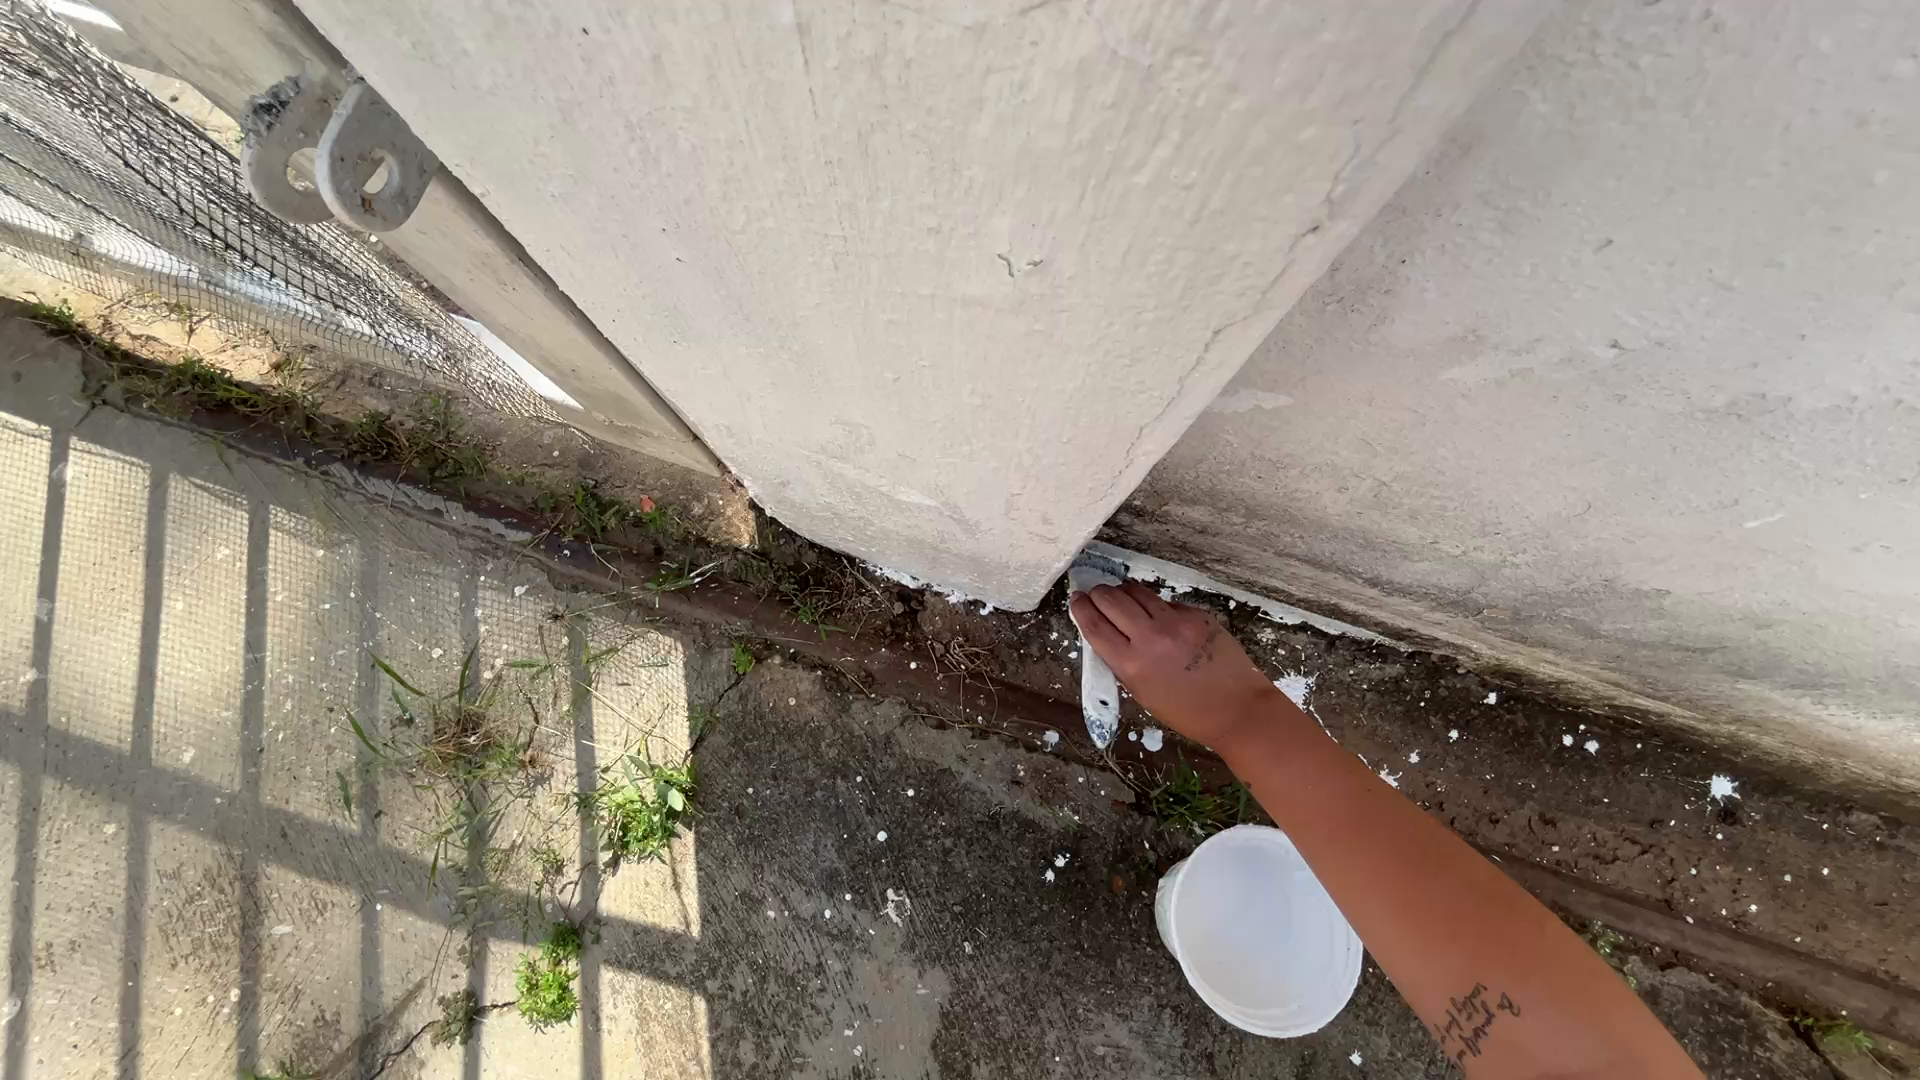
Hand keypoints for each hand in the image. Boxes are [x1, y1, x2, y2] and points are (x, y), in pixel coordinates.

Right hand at [1069, 582, 1292, 751]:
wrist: (1238, 710)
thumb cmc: (1186, 711)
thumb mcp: (1141, 692)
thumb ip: (1122, 662)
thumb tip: (1108, 633)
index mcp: (1131, 664)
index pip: (1094, 625)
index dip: (1081, 608)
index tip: (1076, 599)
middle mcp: (1150, 638)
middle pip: (1112, 600)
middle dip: (1099, 594)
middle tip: (1096, 594)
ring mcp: (1176, 622)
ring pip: (1138, 592)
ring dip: (1124, 592)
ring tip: (1121, 597)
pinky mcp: (1197, 615)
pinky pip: (1166, 603)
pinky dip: (1156, 606)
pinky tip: (1159, 618)